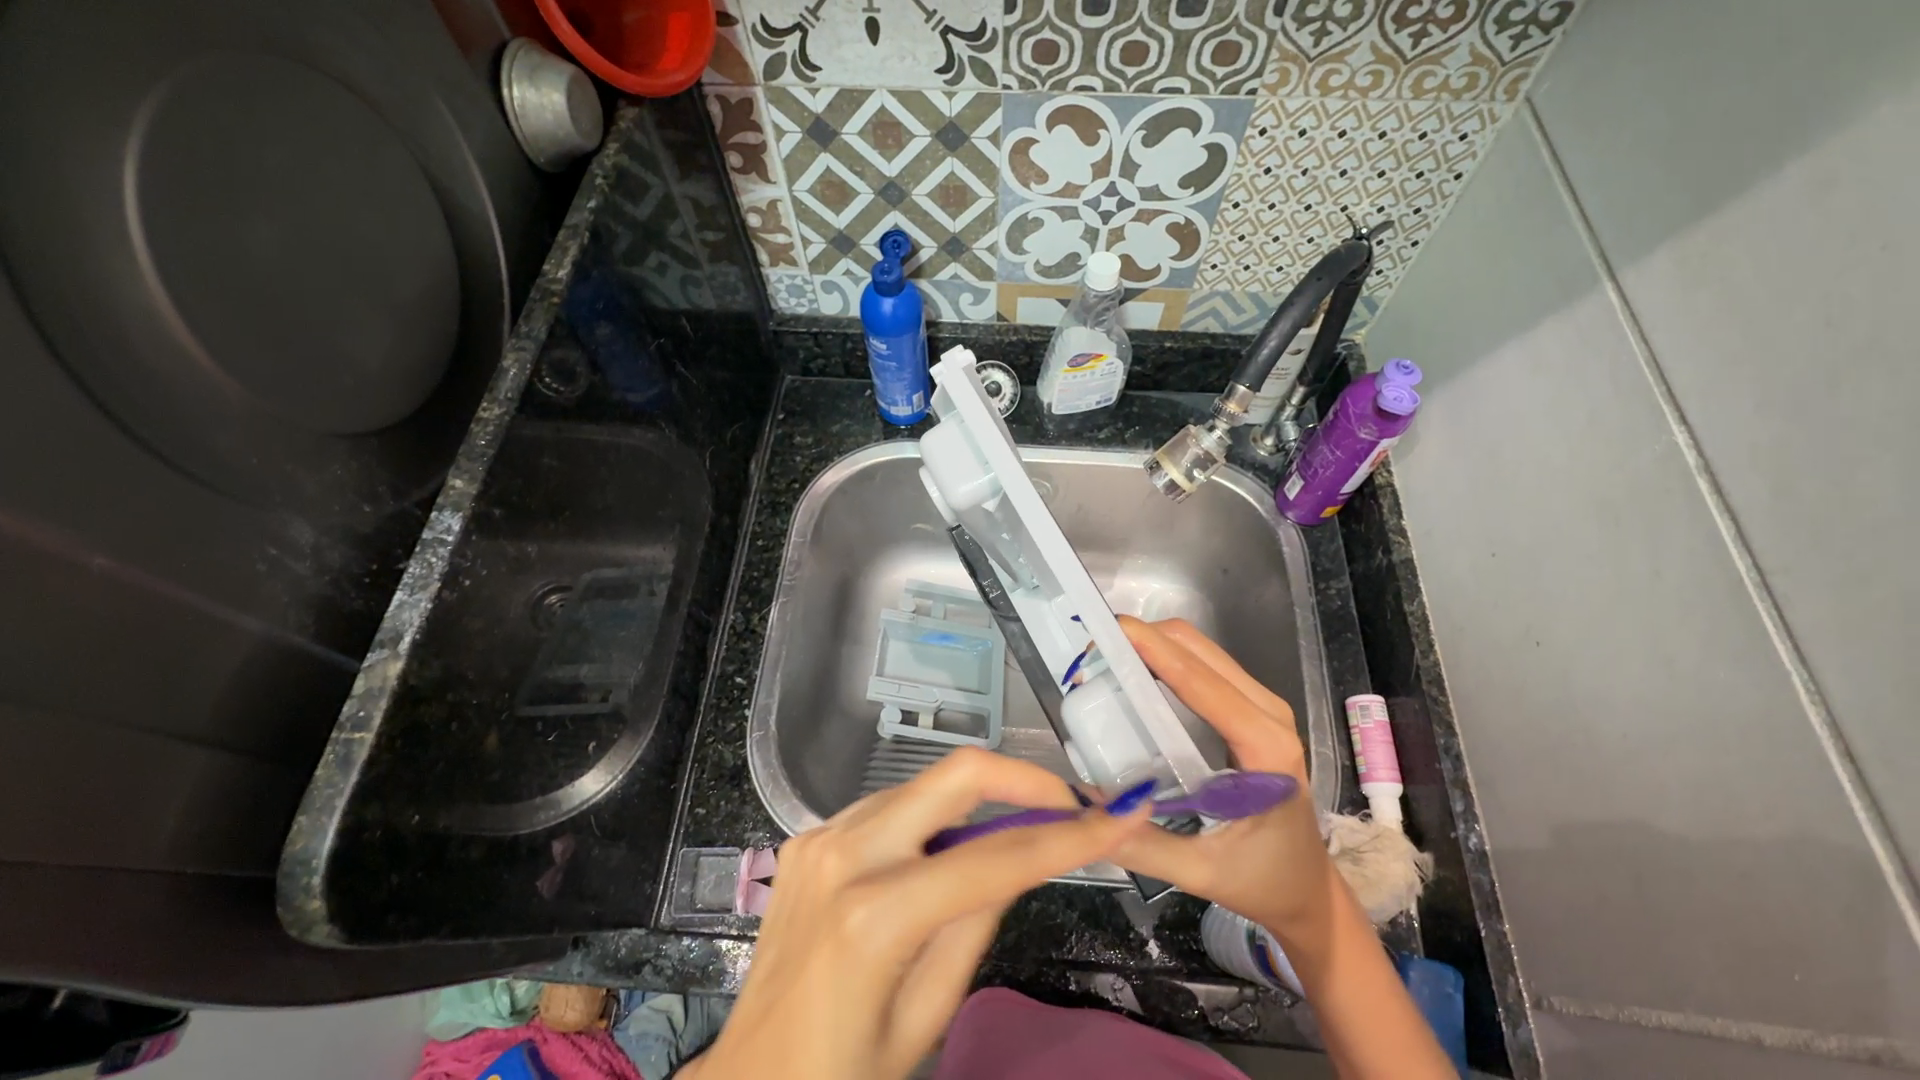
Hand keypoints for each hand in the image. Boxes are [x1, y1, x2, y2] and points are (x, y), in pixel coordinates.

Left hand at [684, 747, 1151, 1079]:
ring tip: (1023, 833)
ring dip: (981, 800)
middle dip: (1027, 781)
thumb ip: (976, 923)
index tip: (1122, 816)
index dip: (1069, 835)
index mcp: (876, 913)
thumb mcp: (926, 1013)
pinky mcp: (809, 838)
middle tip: (1076, 807)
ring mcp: (820, 836)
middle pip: (957, 775)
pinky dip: (932, 819)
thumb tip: (1022, 858)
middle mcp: (844, 852)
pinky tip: (948, 854)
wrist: (751, 1079)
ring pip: (924, 785)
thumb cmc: (843, 1070)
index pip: (997, 856)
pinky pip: (888, 807)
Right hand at [1109, 616, 1338, 938]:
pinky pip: (1206, 669)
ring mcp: (1265, 710)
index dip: (1155, 651)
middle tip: (1094, 653)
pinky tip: (1135, 674)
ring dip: (1156, 646)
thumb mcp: (1198, 871)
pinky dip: (1168, 660)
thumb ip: (1140, 842)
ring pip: (1204, 652)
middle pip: (1201, 651)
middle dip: (1148, 640)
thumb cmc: (1263, 881)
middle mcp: (1270, 717)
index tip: (1110, 633)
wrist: (1308, 891)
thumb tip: (1081, 806)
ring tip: (1106, 660)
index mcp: (1264, 749)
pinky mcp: (1253, 712)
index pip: (1202, 683)